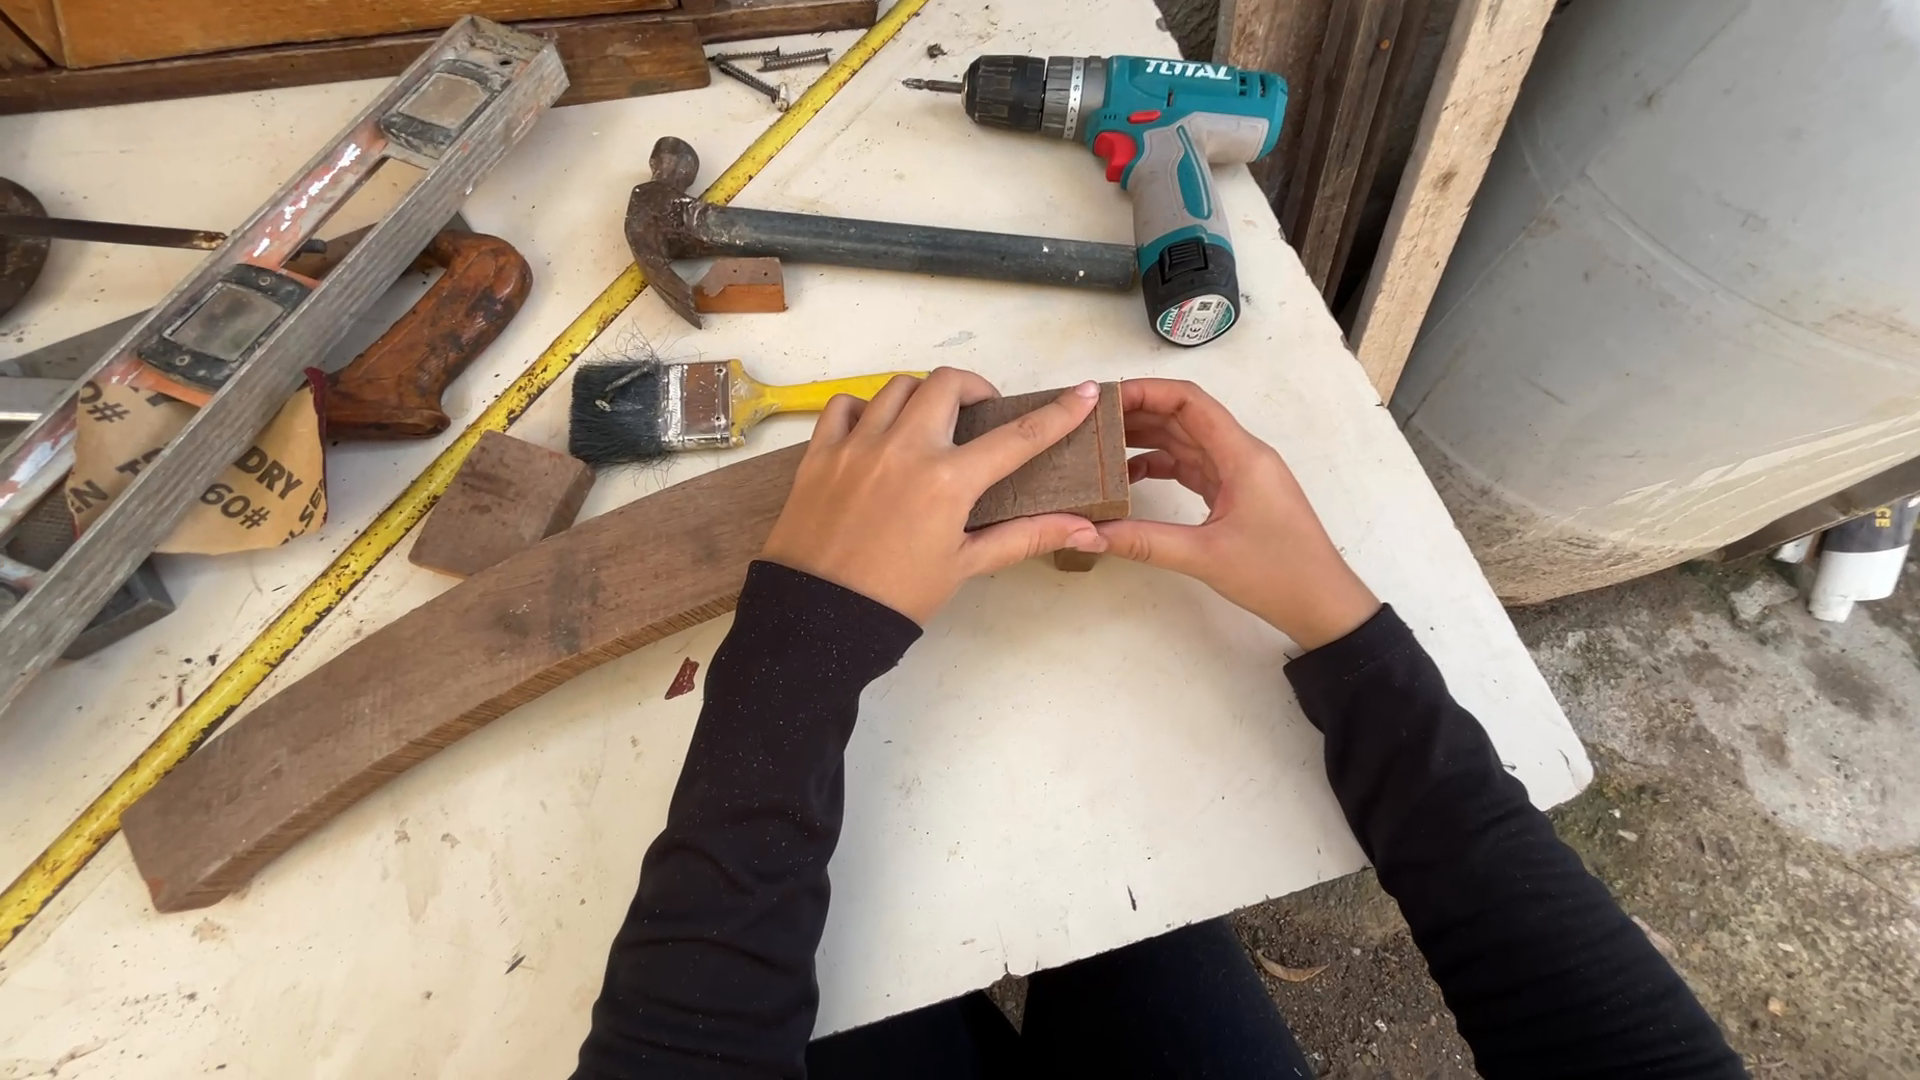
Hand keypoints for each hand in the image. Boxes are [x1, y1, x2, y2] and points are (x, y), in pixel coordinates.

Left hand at [761, 369, 1109, 623]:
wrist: (818, 617)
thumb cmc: (897, 597)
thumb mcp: (964, 566)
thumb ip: (1025, 537)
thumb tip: (1084, 529)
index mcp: (948, 481)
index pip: (1017, 437)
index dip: (1058, 413)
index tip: (1084, 394)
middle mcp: (905, 449)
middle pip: (948, 383)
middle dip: (975, 388)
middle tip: (980, 414)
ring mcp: (858, 445)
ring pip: (897, 387)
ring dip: (923, 395)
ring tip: (928, 423)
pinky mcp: (820, 452)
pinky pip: (844, 405)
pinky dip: (865, 407)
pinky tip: (874, 430)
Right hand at [1095, 379, 1378, 648]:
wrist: (1322, 605)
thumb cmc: (1276, 574)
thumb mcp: (1204, 557)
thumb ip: (1142, 542)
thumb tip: (1086, 533)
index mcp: (1241, 455)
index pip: (1189, 401)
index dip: (1146, 391)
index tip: (1105, 398)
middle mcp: (1240, 455)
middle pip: (1183, 416)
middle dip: (1137, 413)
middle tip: (1089, 421)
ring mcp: (1238, 474)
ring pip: (1185, 441)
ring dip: (1144, 439)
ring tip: (1099, 445)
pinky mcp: (1233, 494)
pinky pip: (1190, 466)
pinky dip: (1159, 466)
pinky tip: (1128, 478)